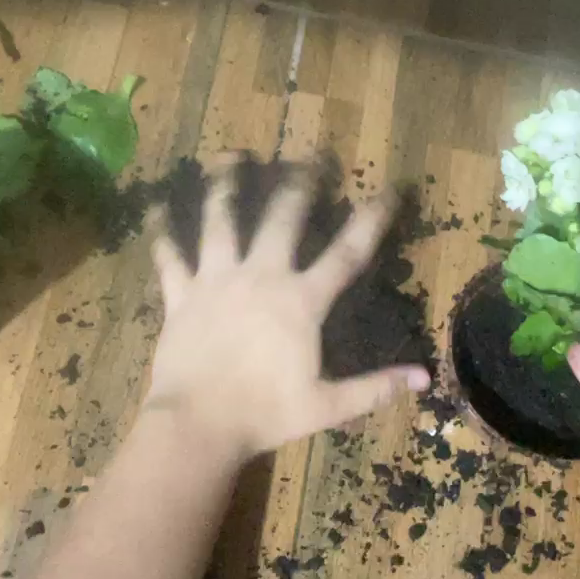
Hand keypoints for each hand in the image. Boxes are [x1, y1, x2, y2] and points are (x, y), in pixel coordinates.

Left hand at [142, 167, 430, 458]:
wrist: (199, 425)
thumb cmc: (265, 414)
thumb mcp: (327, 405)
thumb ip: (375, 388)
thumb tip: (423, 378)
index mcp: (301, 301)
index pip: (347, 253)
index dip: (371, 219)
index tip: (388, 190)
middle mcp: (261, 276)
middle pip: (283, 217)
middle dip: (300, 182)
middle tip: (310, 153)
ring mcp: (217, 281)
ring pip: (221, 221)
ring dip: (227, 185)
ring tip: (232, 154)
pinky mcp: (182, 295)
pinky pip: (169, 256)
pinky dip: (161, 230)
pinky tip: (156, 204)